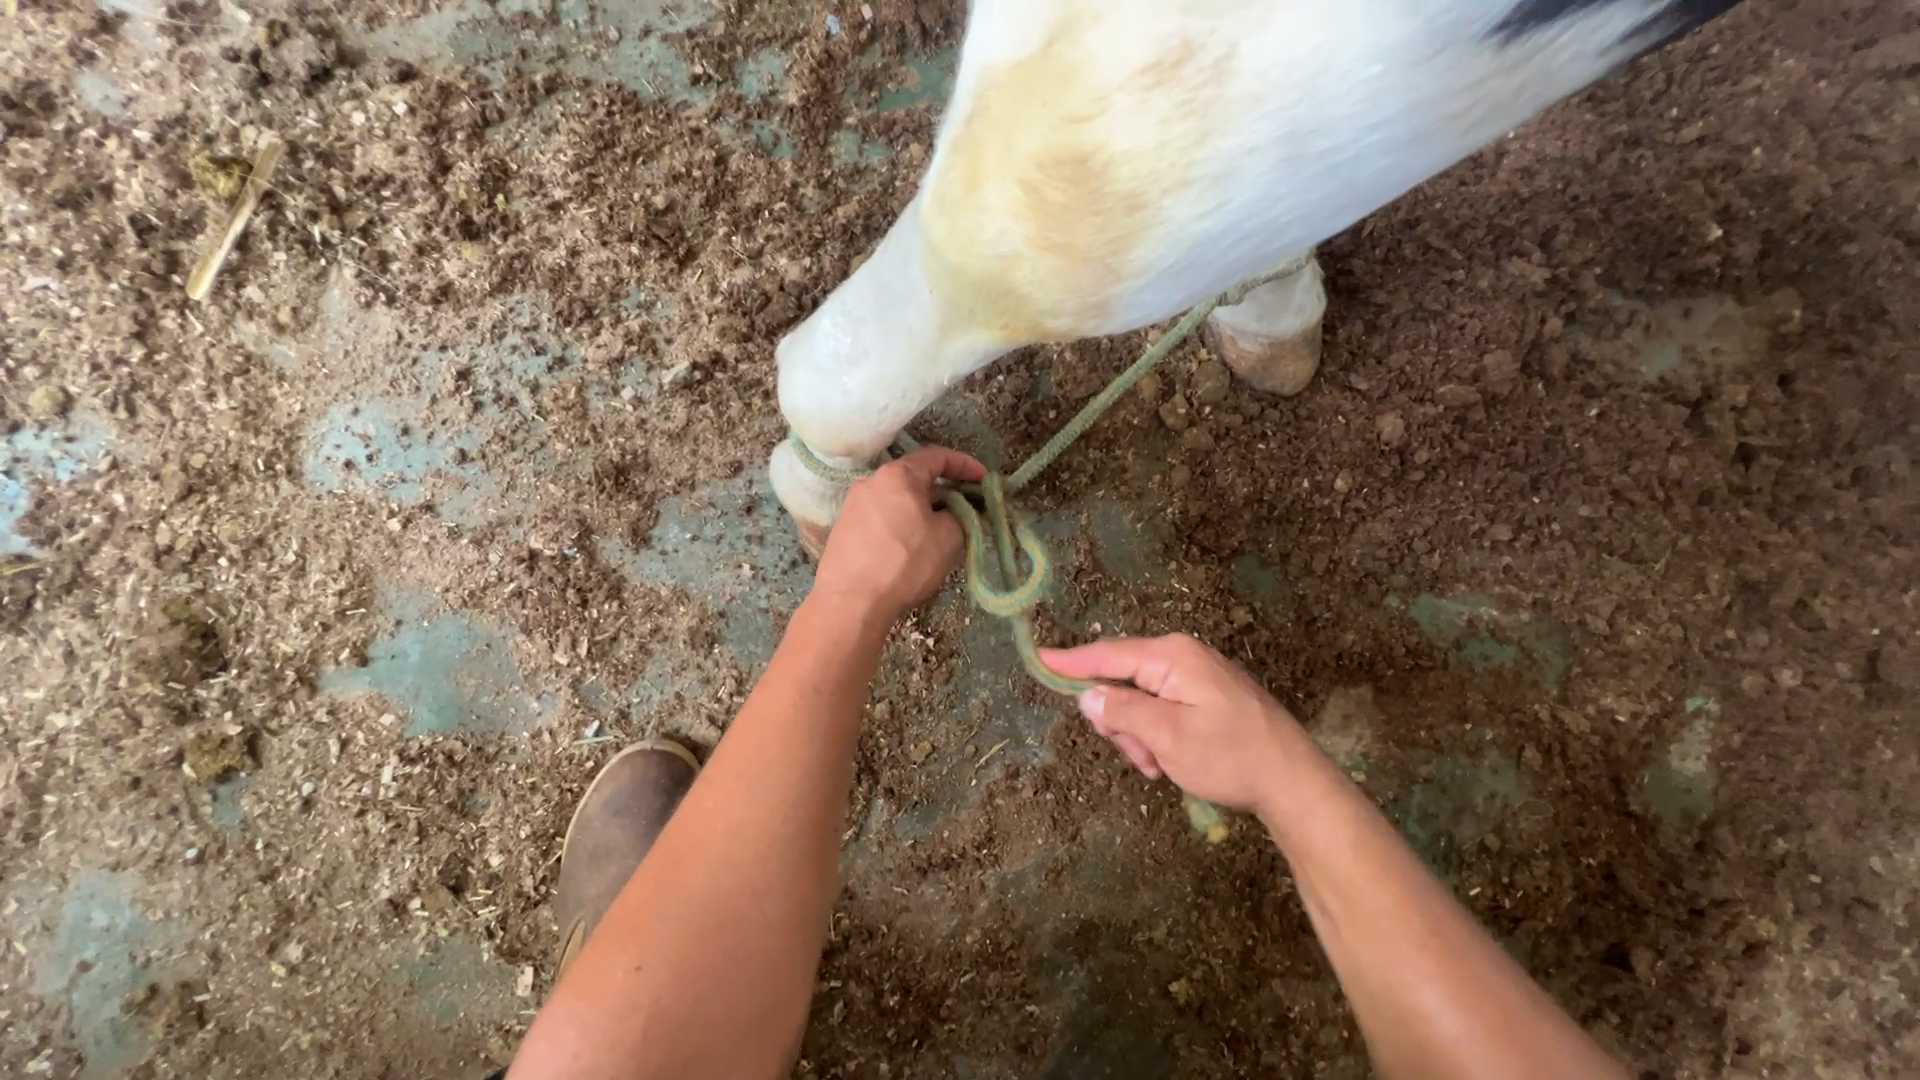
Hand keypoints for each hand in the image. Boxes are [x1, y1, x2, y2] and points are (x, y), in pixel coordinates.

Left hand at [813, 445, 985, 621]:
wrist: (851, 602)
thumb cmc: (904, 563)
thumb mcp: (948, 537)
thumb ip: (961, 515)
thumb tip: (958, 511)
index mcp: (898, 475)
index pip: (937, 456)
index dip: (965, 465)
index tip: (983, 480)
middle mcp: (871, 482)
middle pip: (915, 477)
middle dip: (944, 491)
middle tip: (966, 510)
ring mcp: (853, 505)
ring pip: (898, 499)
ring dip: (923, 509)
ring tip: (942, 531)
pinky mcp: (845, 529)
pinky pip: (883, 517)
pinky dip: (904, 523)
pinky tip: (913, 546)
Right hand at [1039, 635, 1322, 816]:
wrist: (1295, 783)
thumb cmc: (1230, 757)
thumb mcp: (1168, 737)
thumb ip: (1123, 711)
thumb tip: (1088, 695)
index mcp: (1173, 657)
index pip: (1109, 654)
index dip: (1072, 661)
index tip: (1039, 657)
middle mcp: (1184, 658)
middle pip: (1124, 682)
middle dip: (1122, 722)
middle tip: (1142, 758)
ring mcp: (1198, 678)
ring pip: (1142, 702)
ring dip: (1142, 737)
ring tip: (1163, 766)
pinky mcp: (1208, 698)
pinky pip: (1165, 710)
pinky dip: (1160, 737)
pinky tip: (1175, 762)